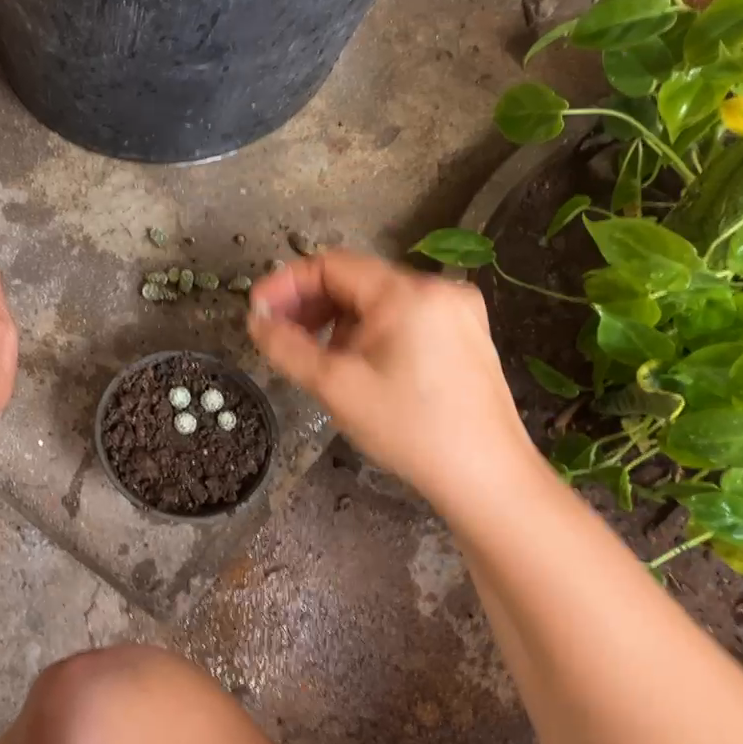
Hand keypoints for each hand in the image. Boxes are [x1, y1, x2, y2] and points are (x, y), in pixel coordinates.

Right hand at [245, 250, 536, 495]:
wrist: (486, 477)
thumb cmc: (408, 429)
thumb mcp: (333, 386)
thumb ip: (285, 345)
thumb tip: (256, 320)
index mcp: (407, 294)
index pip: (330, 265)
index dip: (285, 283)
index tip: (258, 311)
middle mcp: (438, 290)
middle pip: (354, 279)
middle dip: (308, 304)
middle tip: (276, 335)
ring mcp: (456, 312)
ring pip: (374, 300)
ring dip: (333, 320)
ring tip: (312, 357)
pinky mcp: (463, 335)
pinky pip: (399, 317)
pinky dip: (365, 332)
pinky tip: (351, 364)